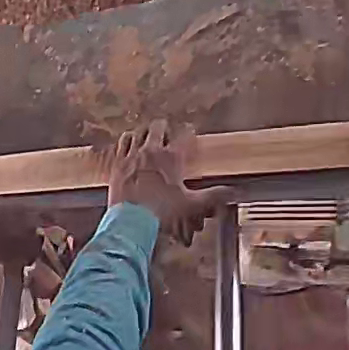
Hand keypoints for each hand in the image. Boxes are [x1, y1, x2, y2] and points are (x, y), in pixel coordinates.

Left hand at [108, 121, 233, 244]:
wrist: (132, 221)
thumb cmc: (162, 213)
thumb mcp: (191, 205)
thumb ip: (212, 196)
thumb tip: (231, 192)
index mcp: (171, 158)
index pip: (184, 137)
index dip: (188, 132)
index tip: (190, 131)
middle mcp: (151, 152)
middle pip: (158, 127)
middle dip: (164, 127)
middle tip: (167, 131)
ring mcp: (132, 156)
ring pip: (137, 133)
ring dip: (143, 133)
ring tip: (147, 136)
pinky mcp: (117, 164)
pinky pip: (121, 144)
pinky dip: (126, 142)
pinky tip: (128, 144)